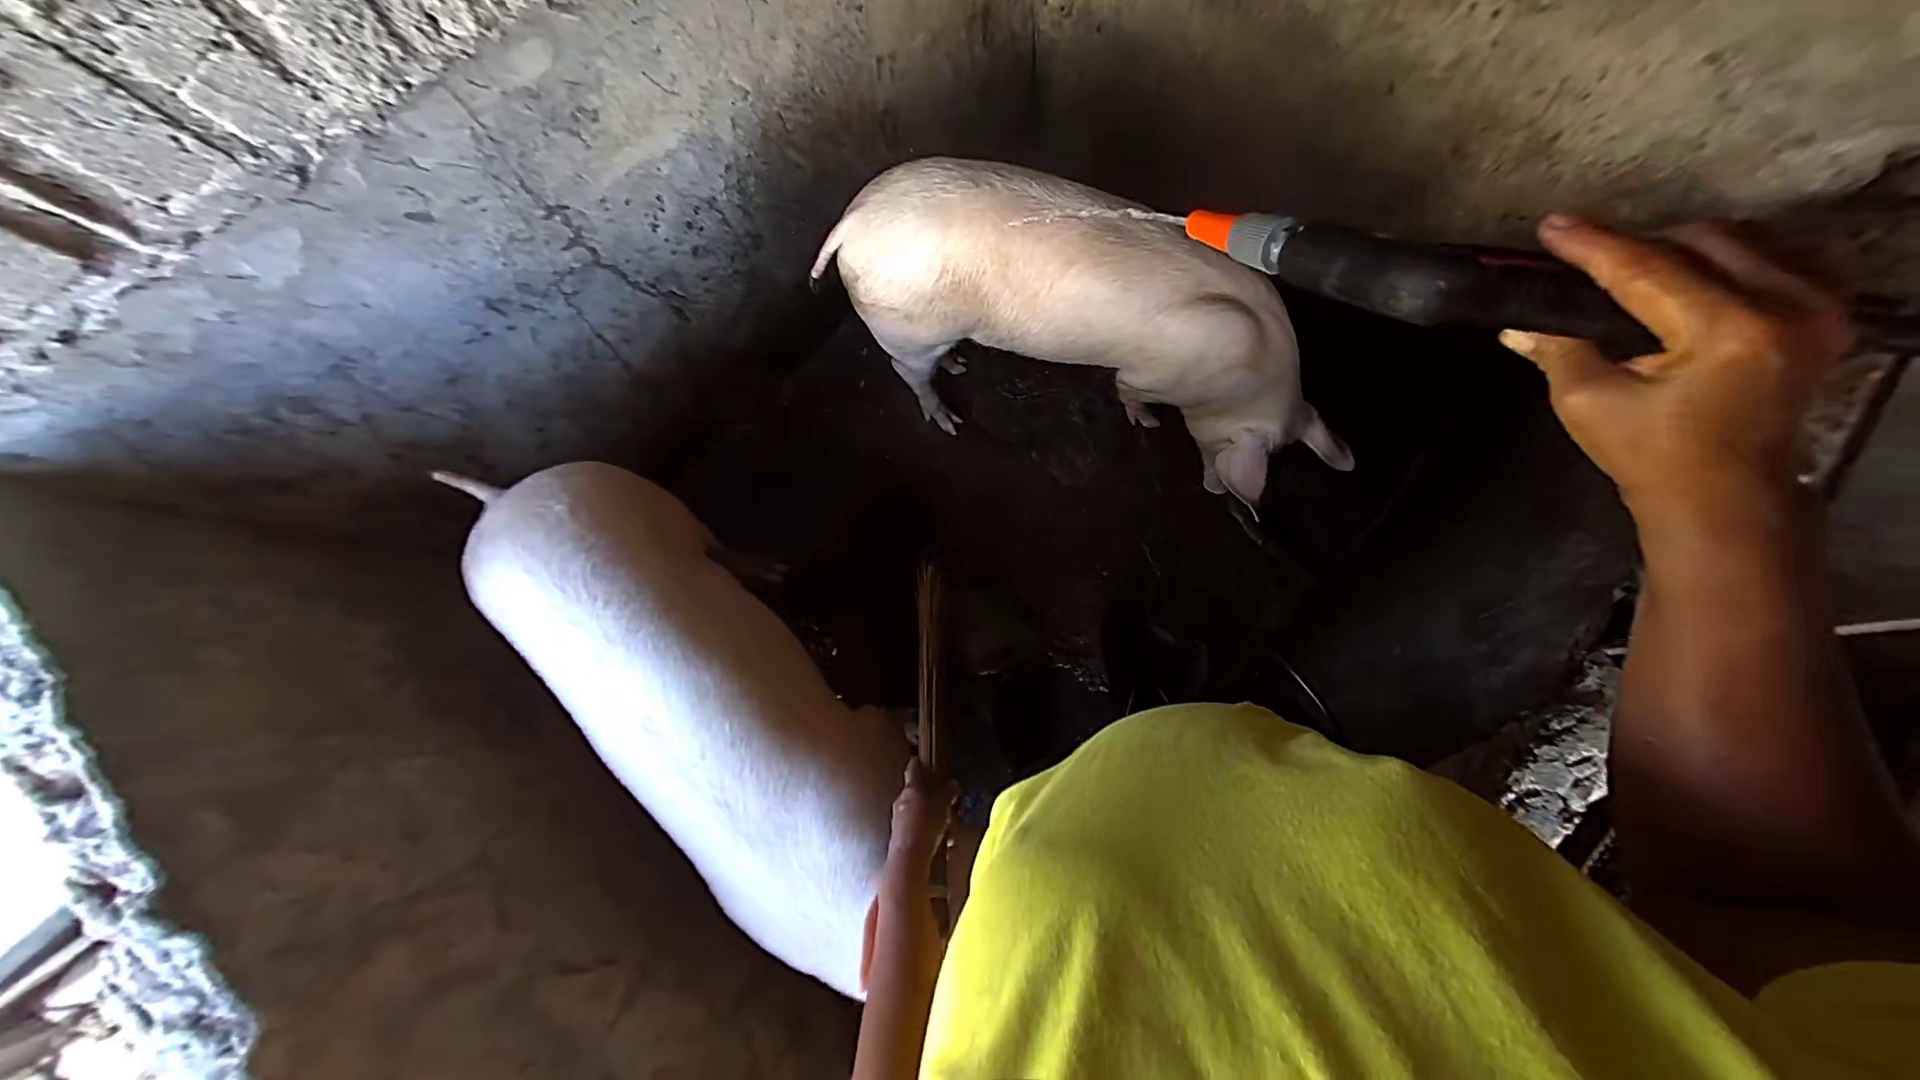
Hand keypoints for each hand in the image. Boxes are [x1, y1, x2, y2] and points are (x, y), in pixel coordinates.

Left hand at [886, 757, 955, 875]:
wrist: (909, 856)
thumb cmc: (928, 825)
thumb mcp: (944, 807)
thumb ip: (948, 793)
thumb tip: (952, 782)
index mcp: (912, 787)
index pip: (913, 767)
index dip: (918, 763)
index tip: (924, 761)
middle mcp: (901, 798)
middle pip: (914, 789)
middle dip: (928, 794)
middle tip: (943, 799)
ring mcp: (897, 816)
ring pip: (915, 809)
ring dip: (928, 814)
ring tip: (946, 828)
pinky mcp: (897, 832)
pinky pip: (913, 825)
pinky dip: (925, 829)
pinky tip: (939, 842)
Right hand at [1500, 215, 1852, 517]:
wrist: (1721, 491)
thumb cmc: (1648, 452)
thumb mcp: (1587, 402)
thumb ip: (1560, 350)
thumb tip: (1520, 325)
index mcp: (1728, 330)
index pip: (1646, 270)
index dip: (1592, 247)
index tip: (1552, 227)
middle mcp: (1789, 304)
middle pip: (1705, 241)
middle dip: (1639, 245)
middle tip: (1587, 258)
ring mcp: (1821, 306)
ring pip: (1747, 242)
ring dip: (1684, 248)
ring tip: (1633, 266)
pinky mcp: (1828, 314)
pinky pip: (1782, 258)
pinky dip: (1730, 257)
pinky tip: (1694, 273)